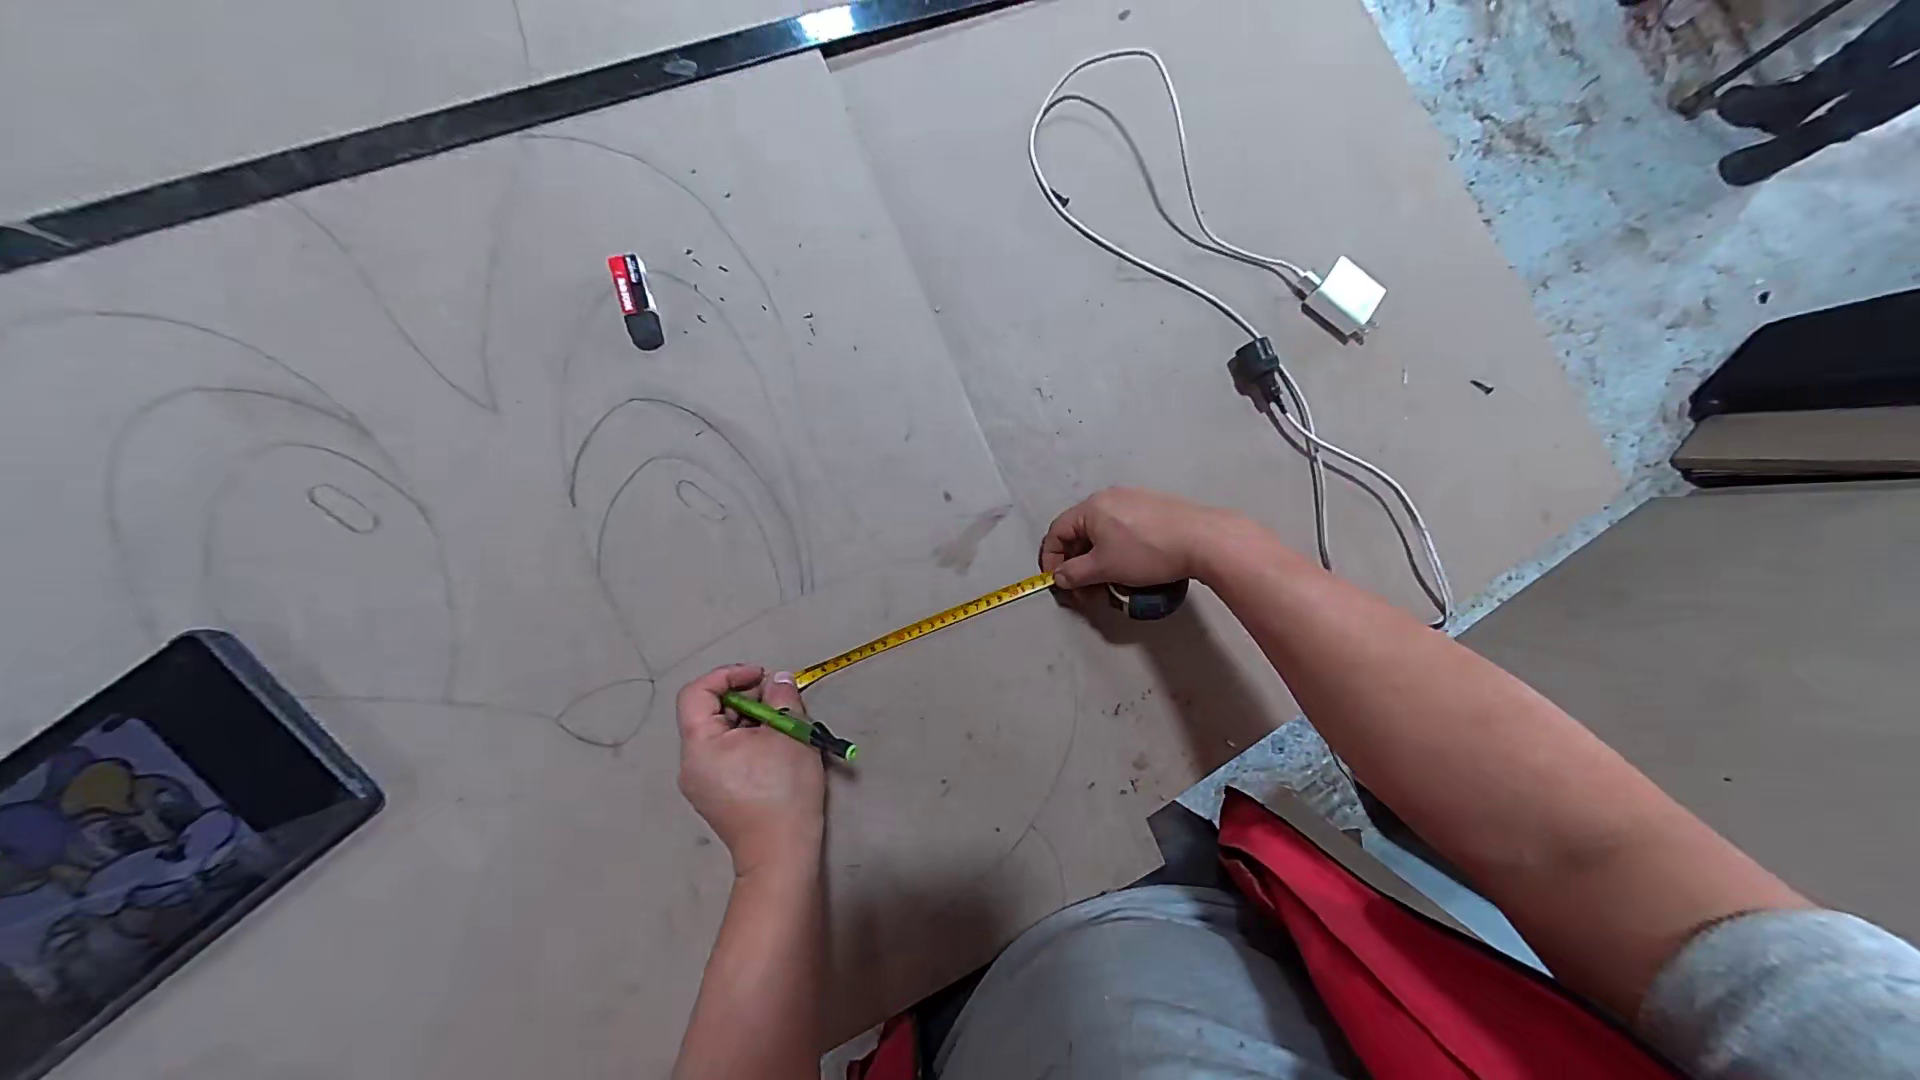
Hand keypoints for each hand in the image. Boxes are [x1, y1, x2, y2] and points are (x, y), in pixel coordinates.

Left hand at [676, 665, 825, 878]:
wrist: (782, 854)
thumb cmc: (783, 791)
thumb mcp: (789, 733)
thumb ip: (782, 697)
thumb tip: (778, 680)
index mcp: (700, 745)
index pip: (697, 692)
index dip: (728, 675)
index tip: (761, 676)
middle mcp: (691, 763)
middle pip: (709, 712)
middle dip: (745, 696)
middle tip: (779, 698)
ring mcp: (700, 783)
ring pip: (720, 733)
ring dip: (750, 719)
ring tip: (783, 723)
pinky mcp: (716, 796)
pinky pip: (725, 754)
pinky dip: (748, 740)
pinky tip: (775, 747)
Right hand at [1040, 487, 1241, 589]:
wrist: (1204, 540)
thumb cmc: (1151, 551)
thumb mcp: (1104, 568)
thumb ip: (1074, 574)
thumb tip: (1060, 576)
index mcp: (1092, 507)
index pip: (1057, 533)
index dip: (1051, 560)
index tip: (1058, 582)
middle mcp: (1110, 498)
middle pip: (1080, 534)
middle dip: (1079, 566)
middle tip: (1088, 591)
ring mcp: (1134, 501)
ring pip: (1103, 535)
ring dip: (1099, 562)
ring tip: (1112, 584)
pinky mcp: (1154, 510)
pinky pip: (1124, 531)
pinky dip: (1118, 552)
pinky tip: (1132, 570)